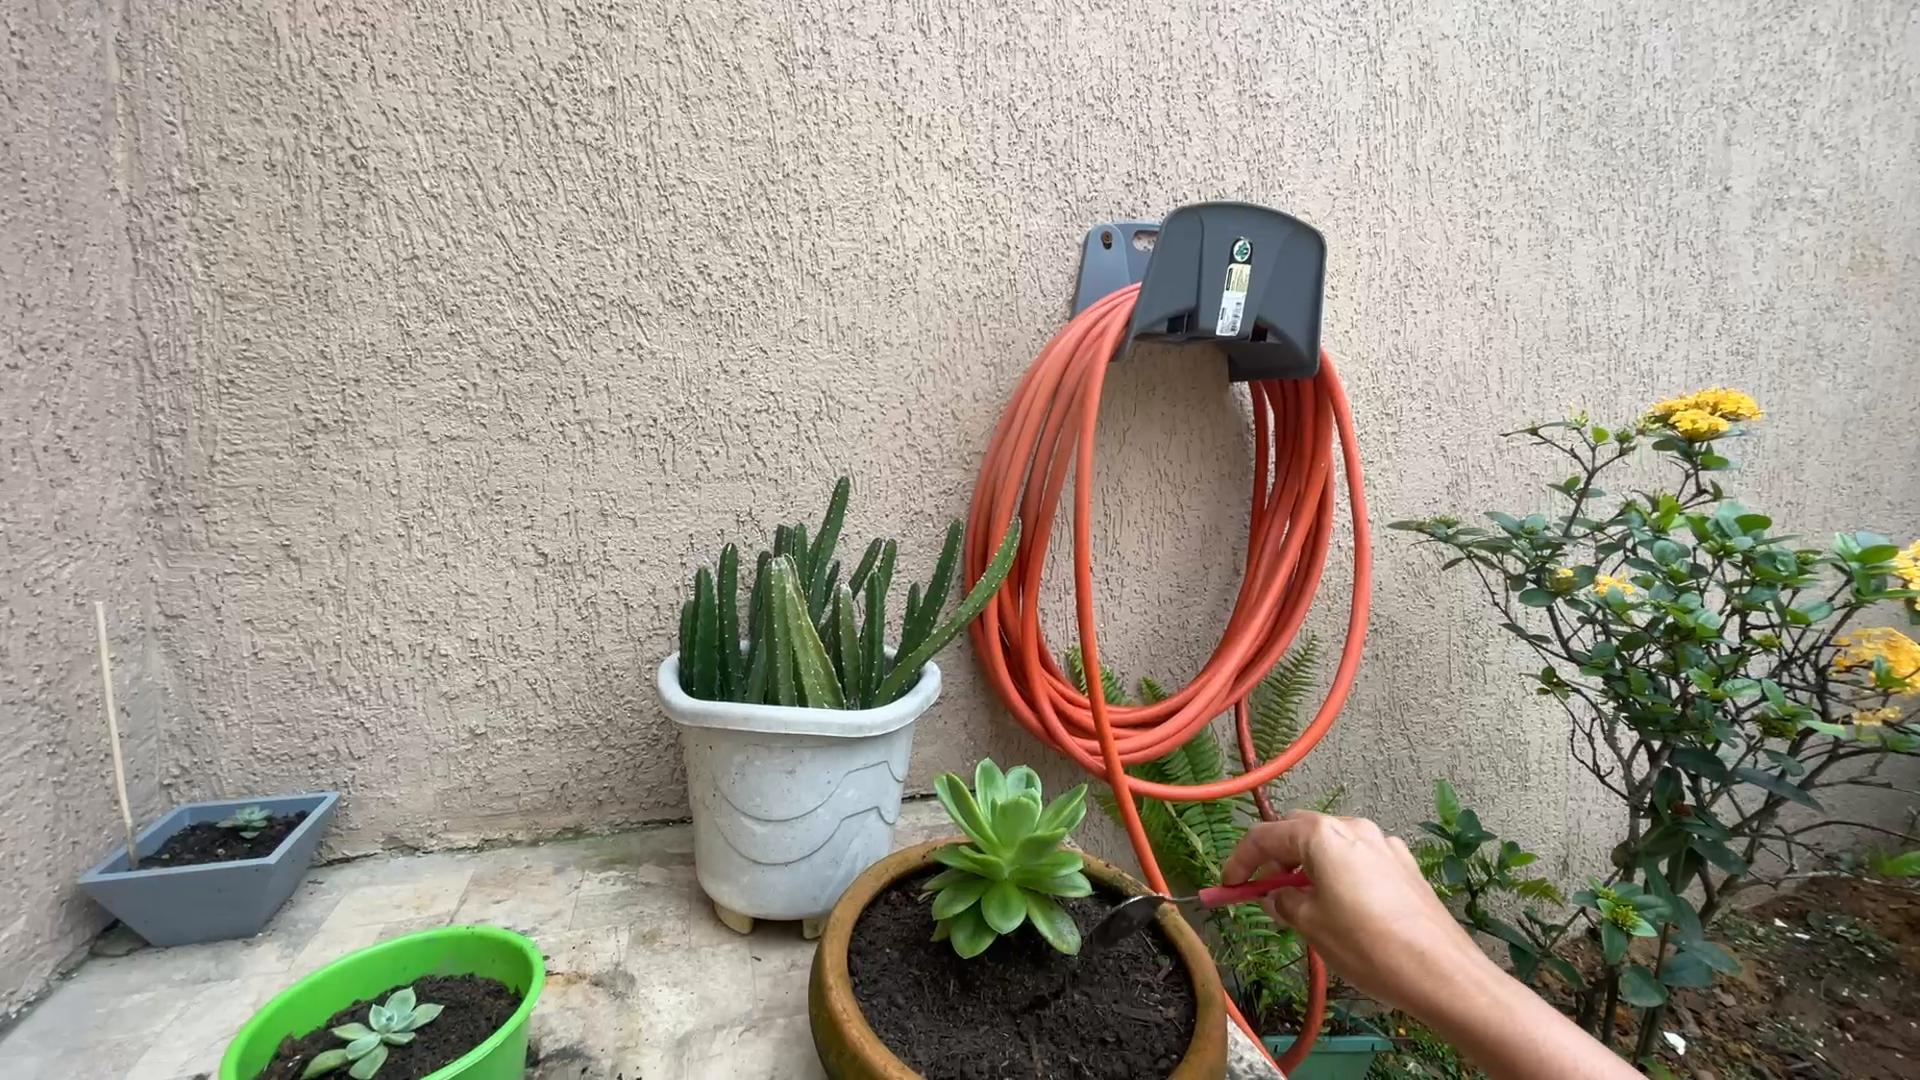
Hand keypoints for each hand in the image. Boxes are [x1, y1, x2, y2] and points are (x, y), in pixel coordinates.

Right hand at [1221, 810, 1499, 1017]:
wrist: (1446, 977)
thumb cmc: (1369, 947)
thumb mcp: (1310, 926)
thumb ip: (1282, 902)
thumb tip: (1274, 897)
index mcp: (1321, 834)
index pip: (1264, 836)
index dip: (1241, 860)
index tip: (1230, 884)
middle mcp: (1350, 827)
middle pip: (1297, 831)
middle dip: (1276, 858)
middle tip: (1264, 890)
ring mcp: (1381, 842)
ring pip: (1329, 844)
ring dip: (1308, 865)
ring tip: (1304, 902)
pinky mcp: (1404, 864)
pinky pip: (1358, 858)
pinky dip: (1339, 872)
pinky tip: (1344, 906)